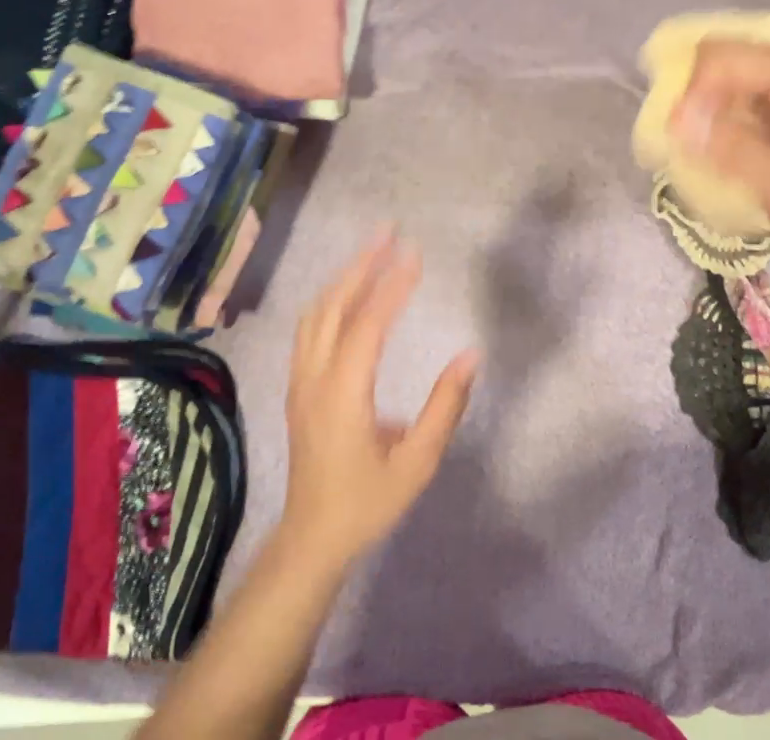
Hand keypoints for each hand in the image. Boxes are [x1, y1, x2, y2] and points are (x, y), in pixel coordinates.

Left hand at [280, 228, 478, 564]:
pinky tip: (347, 295)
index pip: (368, 323)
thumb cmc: (368, 502)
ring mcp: (300, 382)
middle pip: (332, 306)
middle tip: (389, 232)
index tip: (415, 253)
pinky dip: (330, 301)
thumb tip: (470, 356)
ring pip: (314, 315)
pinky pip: (309, 330)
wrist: (313, 538)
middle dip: (361, 264)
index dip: (392, 285)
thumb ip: (444, 406)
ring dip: (342, 279)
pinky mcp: (298, 390)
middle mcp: (314, 378)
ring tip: (372, 253)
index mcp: (343, 393)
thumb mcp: (418, 462)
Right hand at [669, 39, 769, 280]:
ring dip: (710, 122)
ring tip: (706, 166)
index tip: (677, 143)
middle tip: (686, 157)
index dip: (690, 92)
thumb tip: (677, 119)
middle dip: (696, 106)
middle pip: (724, 65)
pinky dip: (728, 134)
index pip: (722, 56)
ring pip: (731, 88)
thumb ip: (736, 151)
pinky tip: (730, 167)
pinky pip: (747, 108)